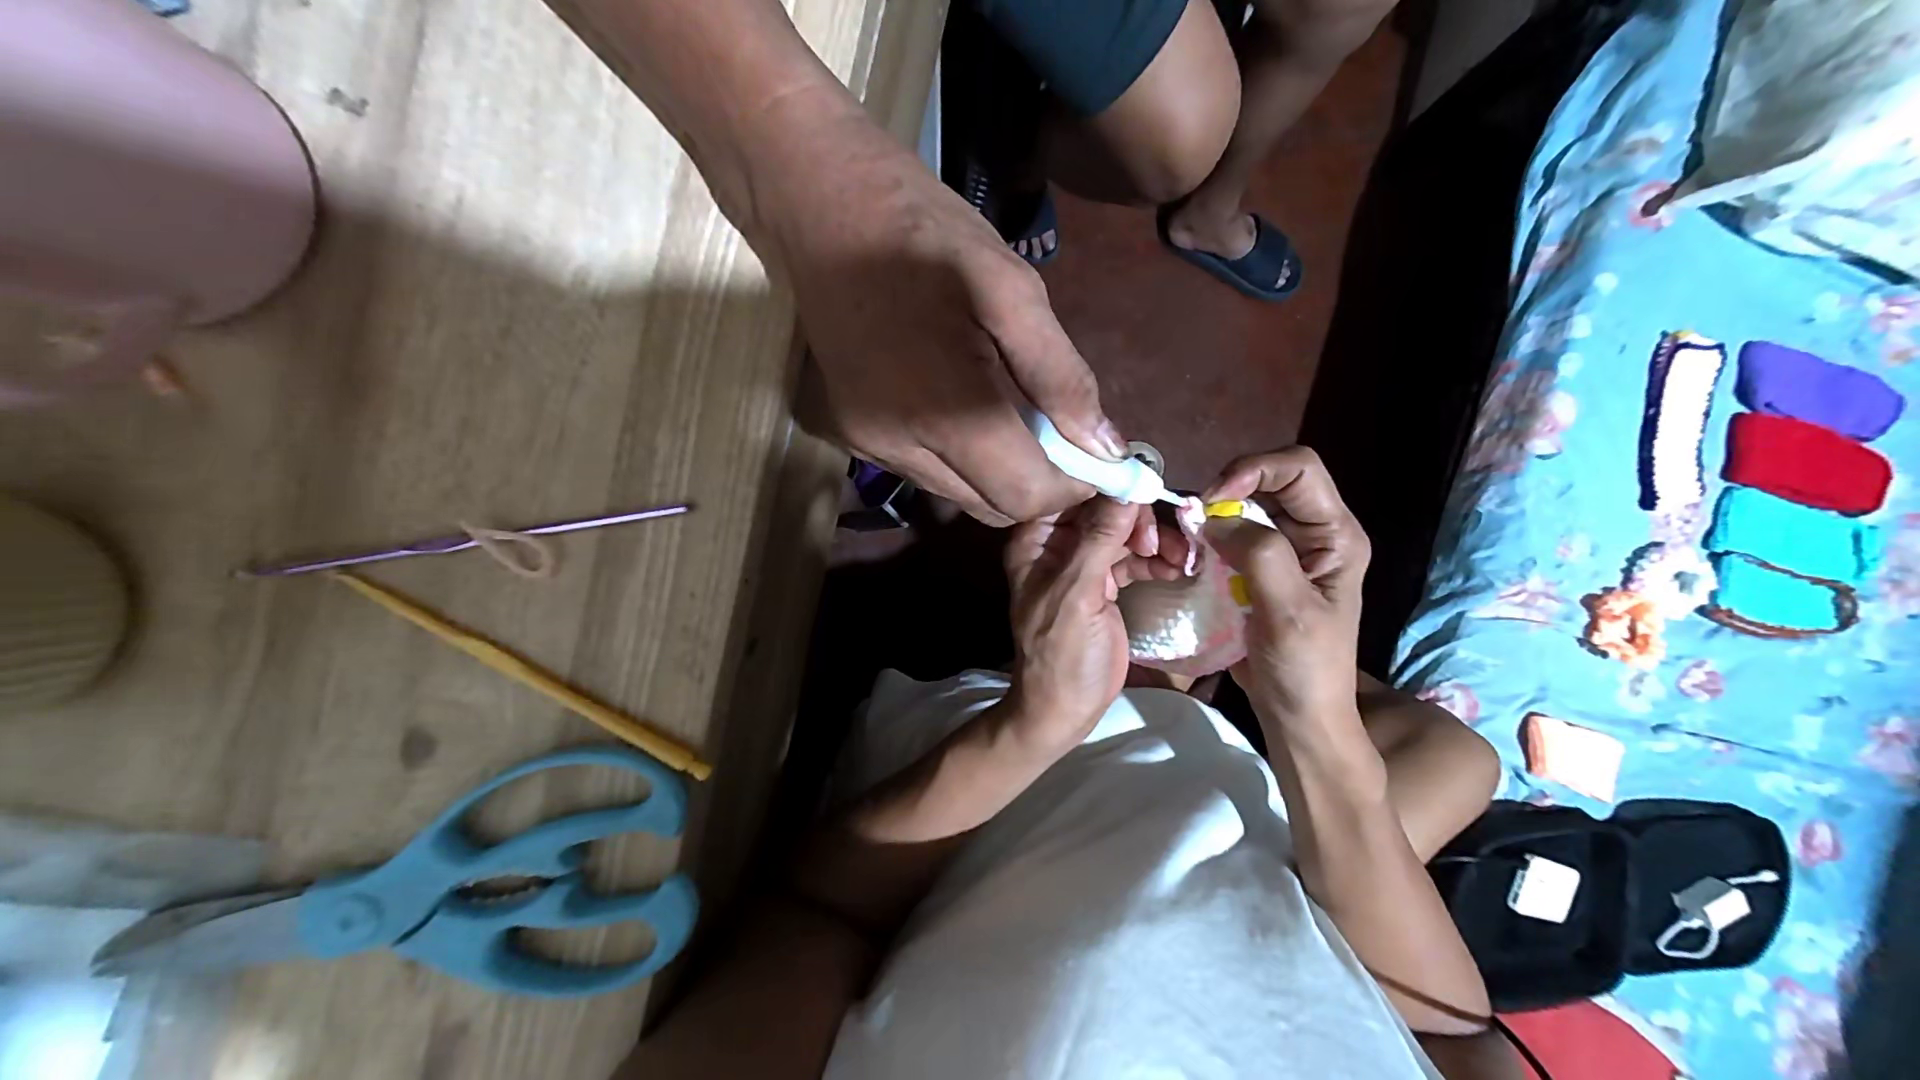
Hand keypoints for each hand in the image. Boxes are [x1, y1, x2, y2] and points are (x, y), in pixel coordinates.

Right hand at [751, 99, 1128, 524]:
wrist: (821, 207)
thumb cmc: (927, 235)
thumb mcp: (1013, 290)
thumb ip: (1062, 377)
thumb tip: (1106, 448)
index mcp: (946, 411)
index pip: (1024, 495)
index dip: (1073, 486)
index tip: (1098, 457)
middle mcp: (899, 449)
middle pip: (992, 507)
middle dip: (1041, 485)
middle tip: (1063, 435)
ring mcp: (868, 448)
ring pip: (959, 496)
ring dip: (1001, 475)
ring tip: (1018, 418)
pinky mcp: (851, 438)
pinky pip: (926, 474)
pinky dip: (963, 461)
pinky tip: (967, 411)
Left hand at [1002, 498, 1179, 751]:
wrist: (1065, 708)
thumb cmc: (1062, 653)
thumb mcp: (1078, 594)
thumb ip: (1100, 539)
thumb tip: (1127, 488)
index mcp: (1035, 540)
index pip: (1070, 493)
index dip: (1108, 484)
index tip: (1147, 486)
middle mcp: (1057, 545)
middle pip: (1102, 508)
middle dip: (1137, 518)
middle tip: (1161, 541)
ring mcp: (1082, 563)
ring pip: (1122, 531)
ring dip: (1154, 539)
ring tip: (1181, 557)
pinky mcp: (1104, 582)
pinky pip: (1133, 557)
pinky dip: (1156, 559)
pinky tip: (1178, 568)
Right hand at [1201, 448, 1370, 723]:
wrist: (1298, 714)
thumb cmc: (1303, 668)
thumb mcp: (1288, 611)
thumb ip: (1259, 554)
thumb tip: (1214, 517)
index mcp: (1336, 535)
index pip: (1299, 469)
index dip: (1254, 470)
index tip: (1212, 499)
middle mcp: (1314, 532)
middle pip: (1270, 479)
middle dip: (1228, 489)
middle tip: (1193, 518)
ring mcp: (1287, 549)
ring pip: (1246, 503)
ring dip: (1215, 512)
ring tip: (1190, 538)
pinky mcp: (1260, 565)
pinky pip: (1231, 531)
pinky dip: (1208, 534)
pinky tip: (1194, 554)